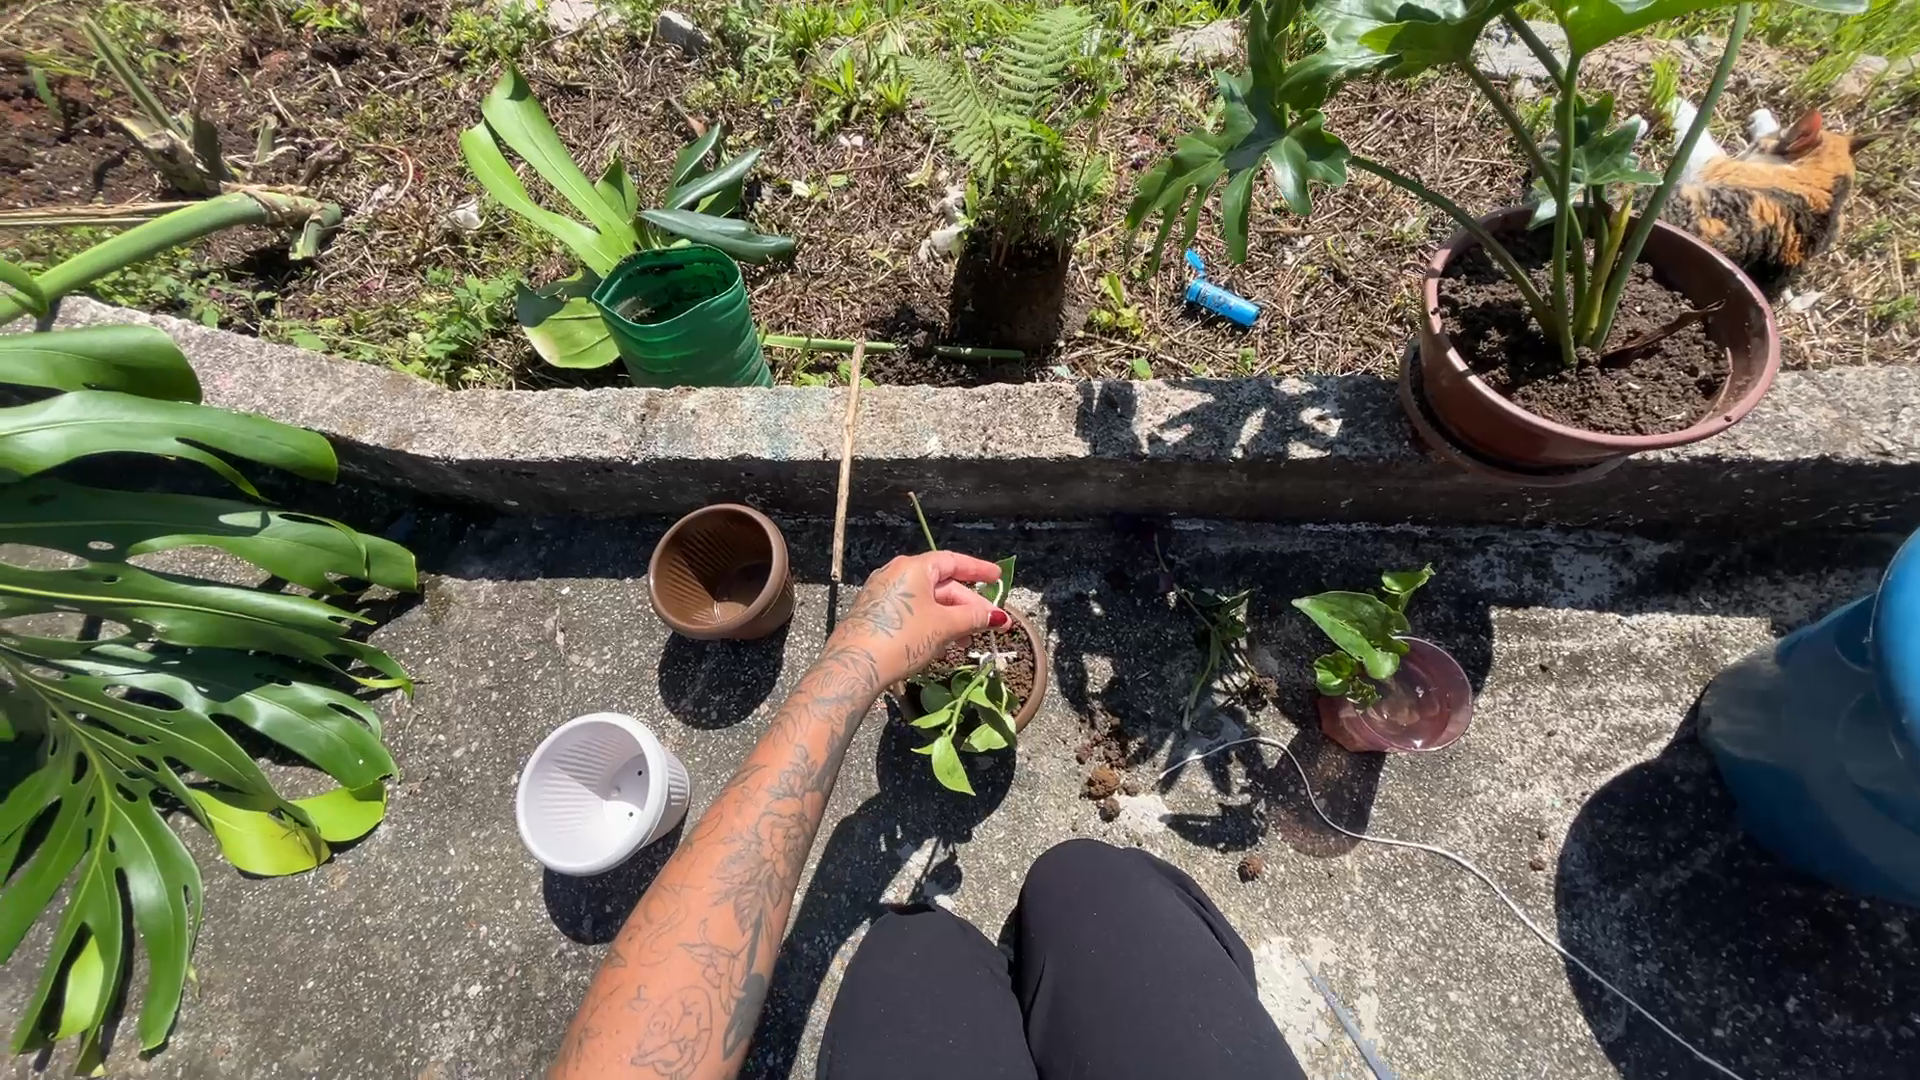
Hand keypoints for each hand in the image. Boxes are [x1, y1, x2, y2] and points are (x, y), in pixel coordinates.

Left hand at [831, 551, 1006, 691]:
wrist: (855, 666)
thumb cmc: (903, 637)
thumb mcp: (944, 627)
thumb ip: (974, 618)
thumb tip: (1000, 616)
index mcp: (913, 567)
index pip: (953, 561)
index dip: (978, 570)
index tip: (998, 578)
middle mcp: (896, 574)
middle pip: (942, 585)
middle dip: (968, 606)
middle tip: (990, 625)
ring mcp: (883, 593)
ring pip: (927, 601)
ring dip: (951, 619)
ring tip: (966, 643)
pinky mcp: (875, 613)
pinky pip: (912, 612)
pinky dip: (931, 624)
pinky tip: (941, 646)